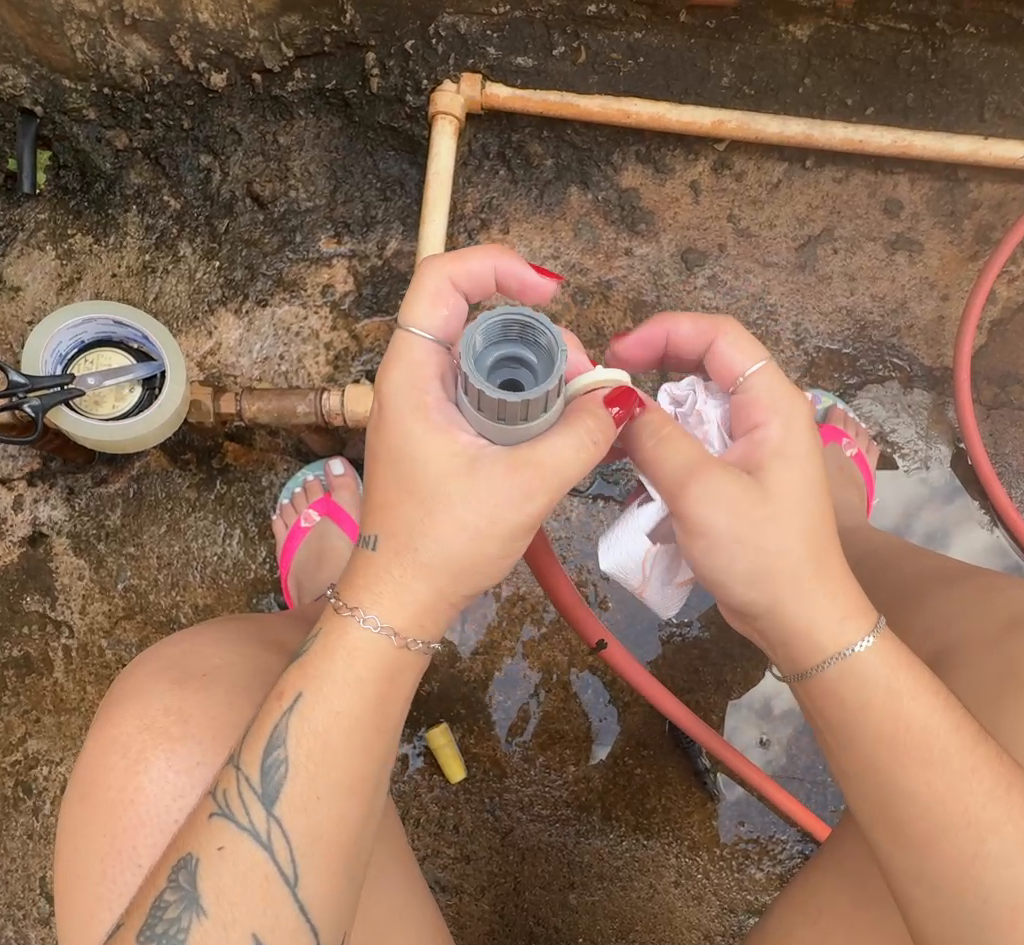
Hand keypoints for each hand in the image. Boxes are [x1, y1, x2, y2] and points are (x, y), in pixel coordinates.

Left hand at [341, 245, 628, 635]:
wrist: (402, 598)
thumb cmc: (446, 543)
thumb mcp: (525, 487)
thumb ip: (579, 438)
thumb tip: (620, 399)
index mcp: (413, 375)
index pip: (443, 280)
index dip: (499, 266)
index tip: (553, 295)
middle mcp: (413, 380)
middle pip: (478, 318)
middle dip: (538, 335)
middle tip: (582, 380)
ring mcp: (425, 408)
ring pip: (487, 358)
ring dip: (537, 371)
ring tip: (577, 409)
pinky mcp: (440, 434)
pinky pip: (486, 394)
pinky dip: (524, 399)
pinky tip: (556, 428)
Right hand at [606, 313, 874, 667]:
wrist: (798, 619)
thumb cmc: (760, 553)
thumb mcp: (700, 492)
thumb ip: (655, 439)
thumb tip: (615, 401)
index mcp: (771, 403)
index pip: (718, 336)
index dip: (663, 332)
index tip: (615, 354)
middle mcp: (764, 415)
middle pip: (703, 367)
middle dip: (652, 371)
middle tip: (605, 394)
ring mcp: (751, 447)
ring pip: (694, 408)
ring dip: (652, 415)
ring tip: (611, 434)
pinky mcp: (737, 476)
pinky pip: (694, 444)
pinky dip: (661, 447)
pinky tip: (630, 464)